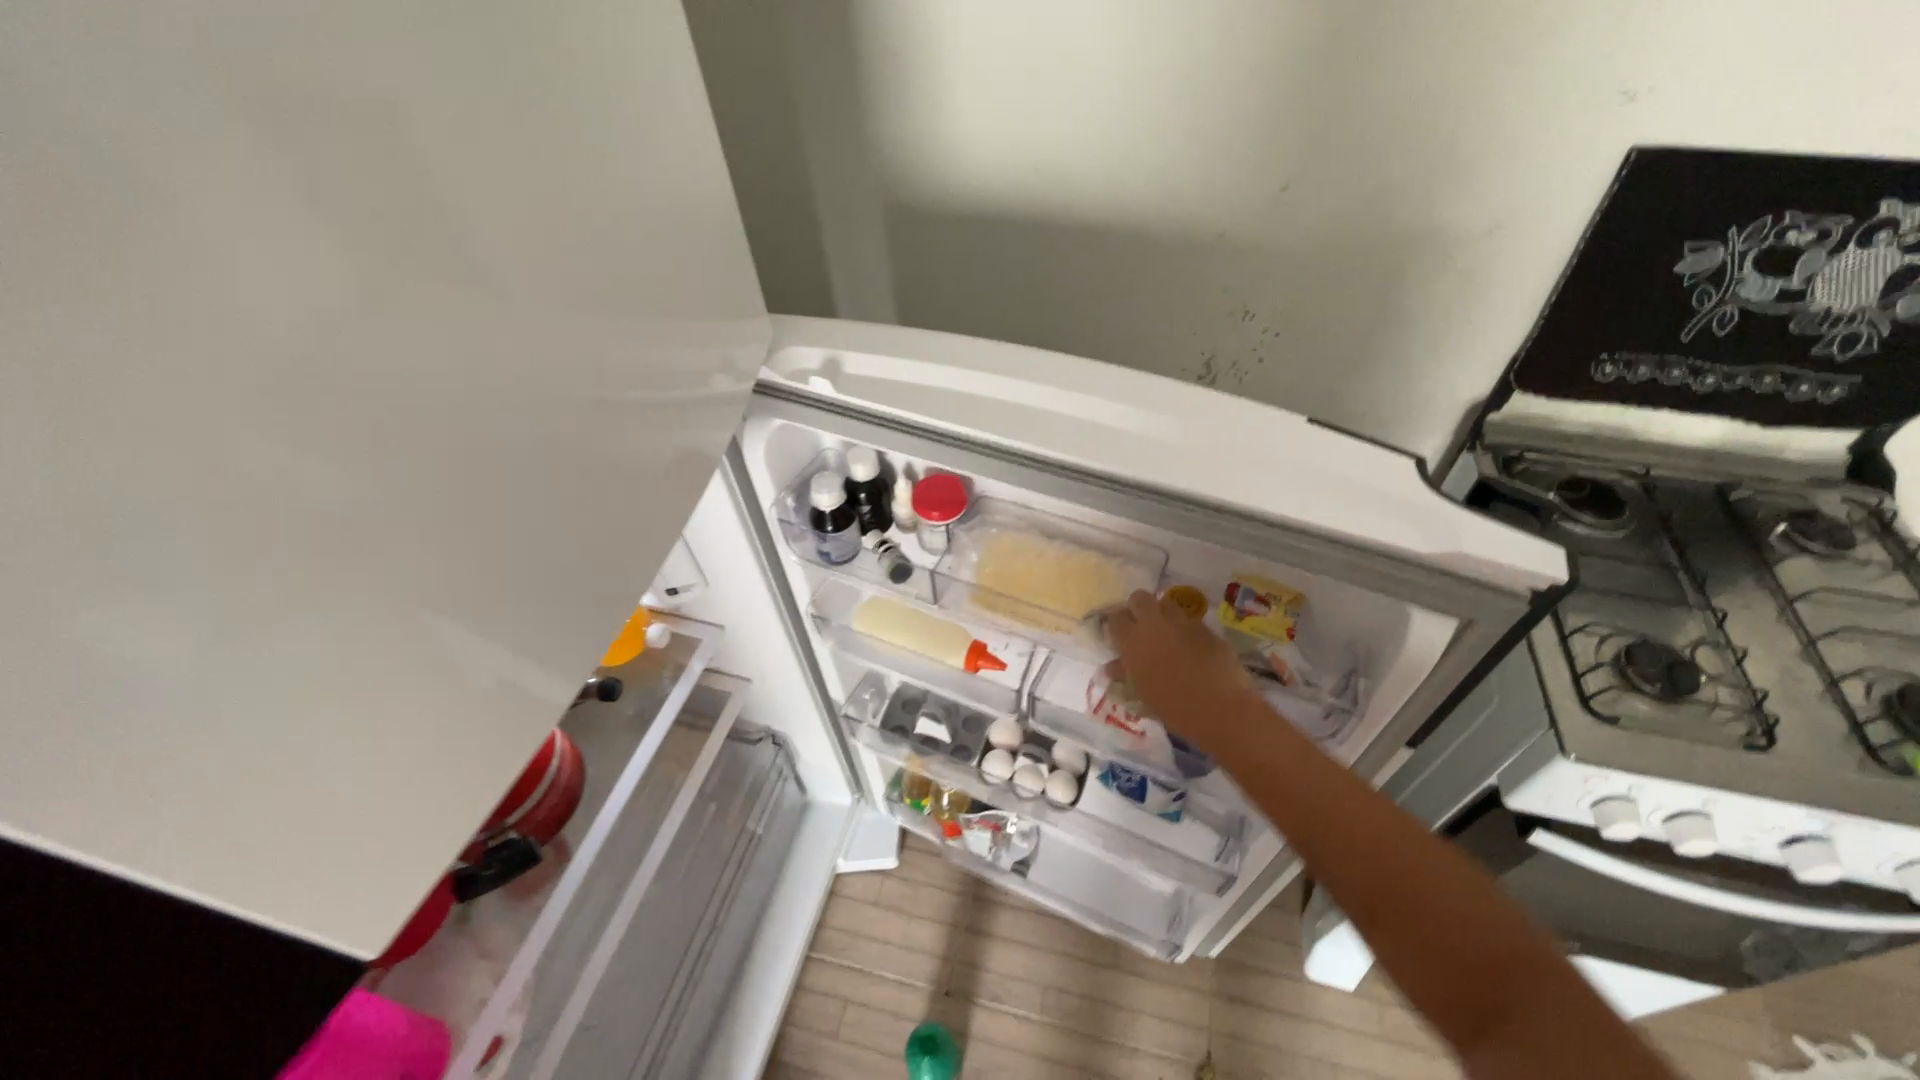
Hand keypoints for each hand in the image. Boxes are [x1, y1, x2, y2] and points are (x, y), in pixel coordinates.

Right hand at [1104, 590, 1252, 748]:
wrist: (1220, 708)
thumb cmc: (1173, 708)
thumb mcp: (1143, 694)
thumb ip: (1125, 674)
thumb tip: (1112, 667)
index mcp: (1132, 641)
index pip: (1115, 618)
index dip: (1117, 625)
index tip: (1120, 636)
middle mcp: (1154, 624)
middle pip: (1139, 598)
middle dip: (1138, 608)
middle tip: (1142, 627)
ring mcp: (1182, 622)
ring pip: (1166, 603)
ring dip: (1162, 614)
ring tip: (1167, 634)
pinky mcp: (1206, 627)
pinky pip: (1189, 620)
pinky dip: (1185, 628)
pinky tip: (1191, 646)